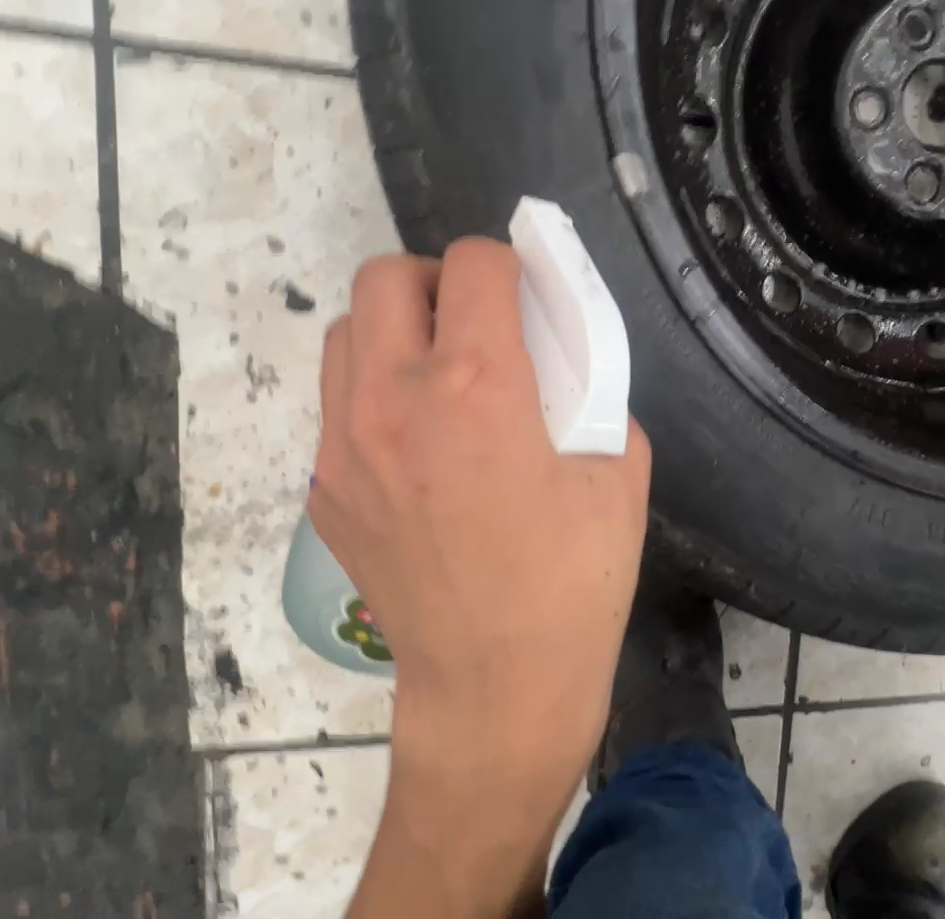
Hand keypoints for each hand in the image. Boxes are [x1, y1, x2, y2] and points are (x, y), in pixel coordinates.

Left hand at [311, 240, 650, 915]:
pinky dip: (376, 391)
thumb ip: (594, 394)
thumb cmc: (575, 580)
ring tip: (442, 374)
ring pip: (345, 334)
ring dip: (395, 329)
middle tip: (481, 322)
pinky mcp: (324, 491)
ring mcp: (344, 446)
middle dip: (439, 279)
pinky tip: (421, 443)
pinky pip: (337, 403)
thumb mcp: (620, 471)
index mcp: (478, 385)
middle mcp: (395, 399)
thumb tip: (564, 367)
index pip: (473, 264)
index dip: (510, 259)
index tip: (530, 289)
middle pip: (386, 278)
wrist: (497, 686)